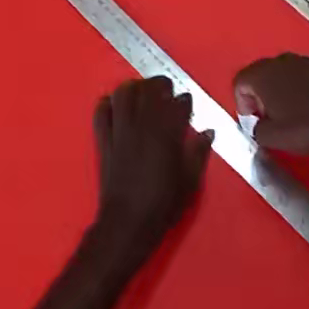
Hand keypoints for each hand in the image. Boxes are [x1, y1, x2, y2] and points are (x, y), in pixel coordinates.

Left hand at [89, 77, 212, 266]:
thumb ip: (198, 152)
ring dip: (135, 88)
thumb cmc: (163, 204)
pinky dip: (108, 103)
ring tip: (143, 95)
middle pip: (149, 89)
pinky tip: (117, 107)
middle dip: (161, 86)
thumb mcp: (190, 181)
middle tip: (167, 93)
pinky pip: (101, 111)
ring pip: (123, 93)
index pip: (177, 103)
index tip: (187, 103)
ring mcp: (119, 130)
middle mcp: (142, 125)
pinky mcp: (103, 139)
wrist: (128, 222)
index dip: (185, 100)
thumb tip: (206, 132)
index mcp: (167, 134)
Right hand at [232, 53, 308, 162]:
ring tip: (289, 115)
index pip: (239, 82)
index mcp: (263, 74)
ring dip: (280, 91)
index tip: (253, 120)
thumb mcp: (271, 138)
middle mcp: (281, 61)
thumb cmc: (305, 129)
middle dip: (259, 96)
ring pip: (282, 74)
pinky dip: (300, 89)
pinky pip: (302, 76)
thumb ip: (255, 129)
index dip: (242, 103)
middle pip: (260, 75)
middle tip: (268, 119)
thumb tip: (258, 125)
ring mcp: (305, 61)